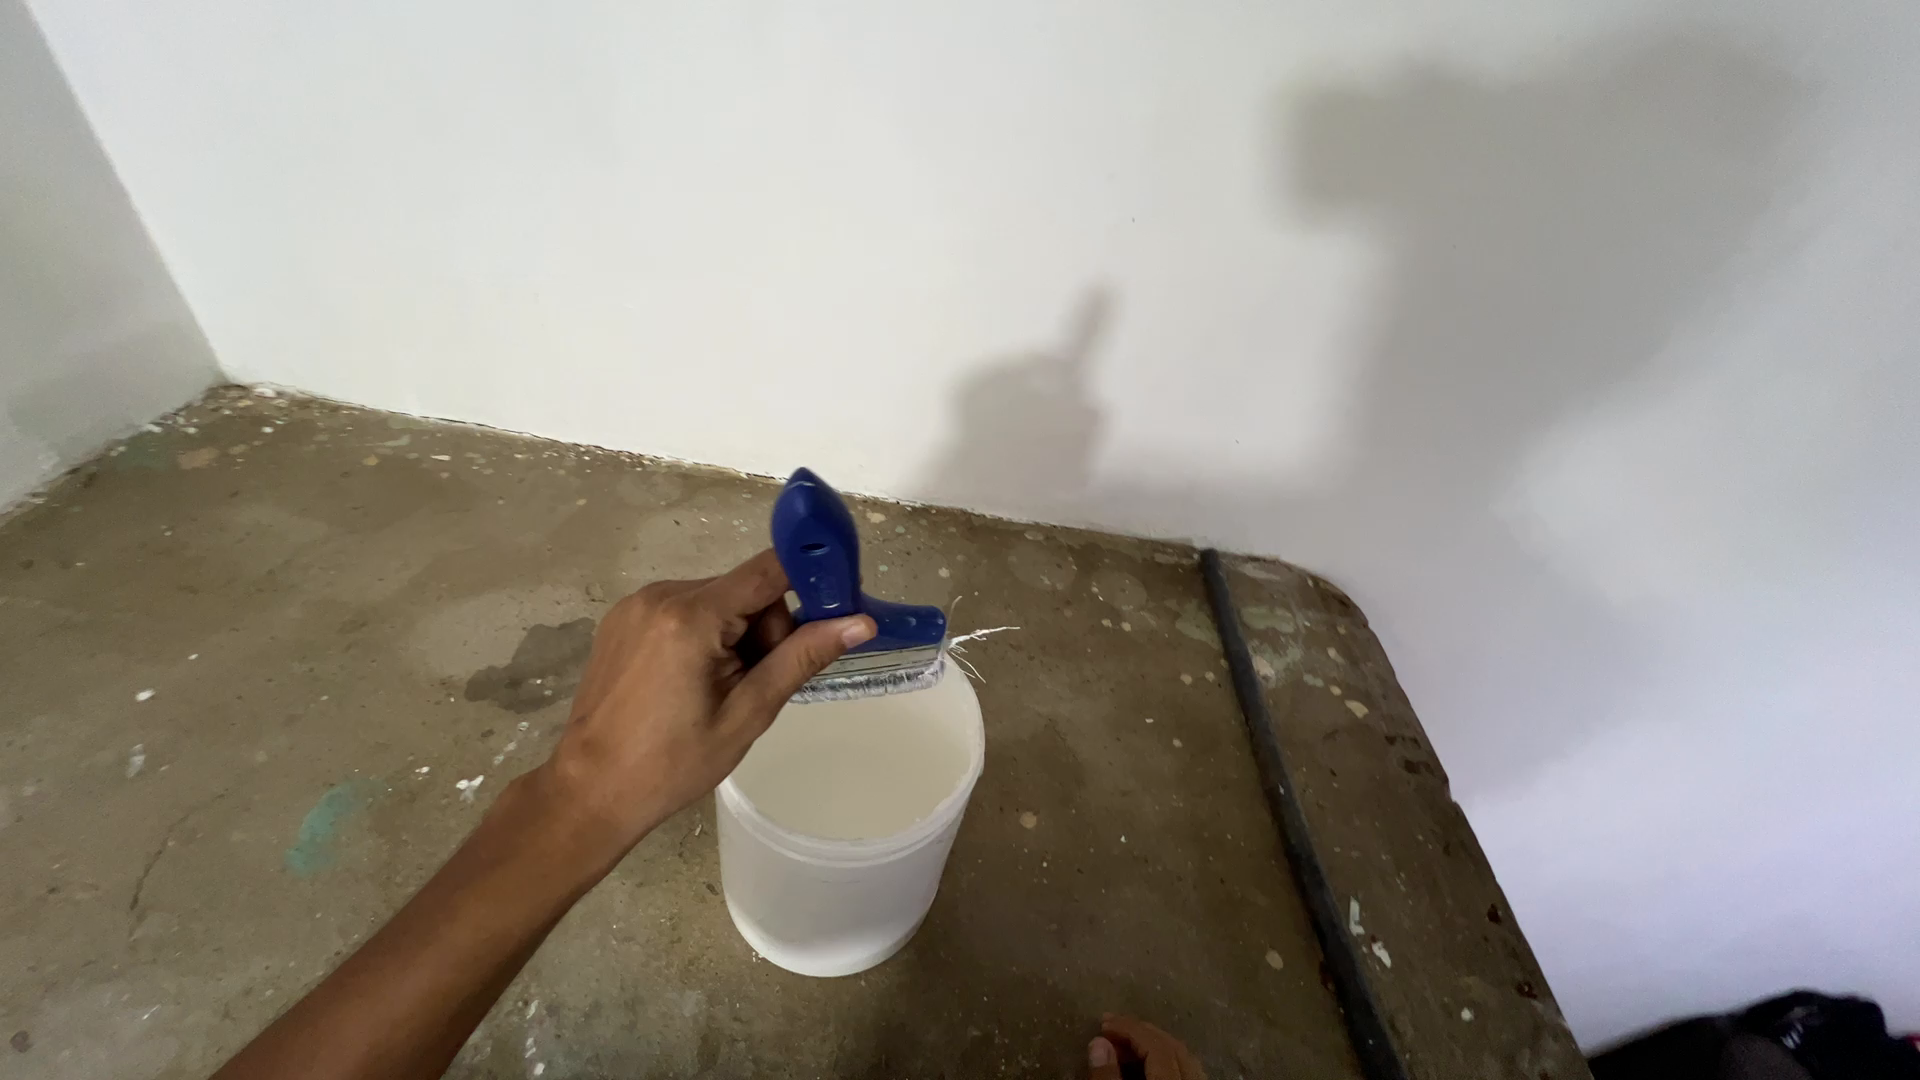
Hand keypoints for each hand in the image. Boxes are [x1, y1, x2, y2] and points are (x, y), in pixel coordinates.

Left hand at [535, 549, 874, 863]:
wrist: (589, 792)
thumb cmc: (674, 763)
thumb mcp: (750, 712)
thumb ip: (803, 657)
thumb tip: (861, 622)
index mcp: (692, 616)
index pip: (769, 569)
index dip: (809, 577)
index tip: (833, 607)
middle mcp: (661, 595)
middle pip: (746, 588)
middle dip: (766, 628)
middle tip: (755, 683)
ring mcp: (637, 604)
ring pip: (720, 599)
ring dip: (737, 633)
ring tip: (721, 688)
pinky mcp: (624, 617)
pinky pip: (688, 608)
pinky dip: (707, 633)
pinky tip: (693, 679)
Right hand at [1088, 1015, 1206, 1079]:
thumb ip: (1108, 1078)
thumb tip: (1098, 1041)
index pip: (1154, 1044)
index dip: (1128, 1028)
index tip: (1103, 1023)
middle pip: (1173, 1047)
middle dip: (1142, 1031)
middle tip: (1113, 1028)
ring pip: (1186, 1058)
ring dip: (1157, 1043)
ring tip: (1129, 1042)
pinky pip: (1190, 1071)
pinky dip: (1169, 1059)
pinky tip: (1152, 1062)